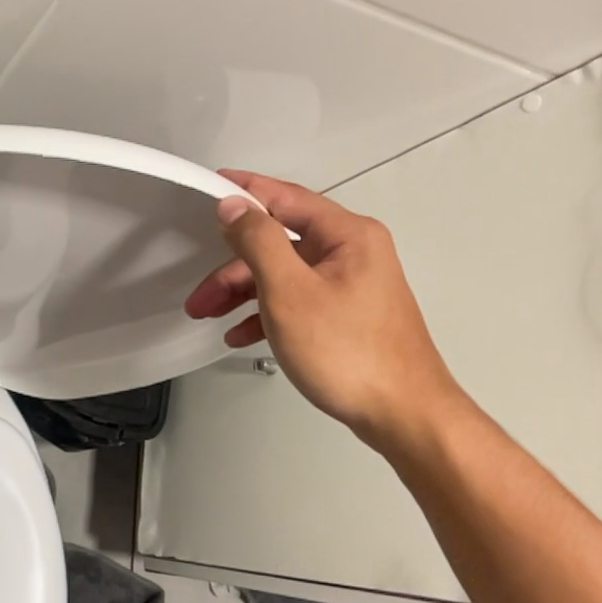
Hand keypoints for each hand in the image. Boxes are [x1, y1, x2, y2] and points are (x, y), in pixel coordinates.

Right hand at [183, 170, 465, 448]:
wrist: (402, 414)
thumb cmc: (348, 352)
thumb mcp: (289, 292)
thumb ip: (258, 242)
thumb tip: (234, 206)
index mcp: (346, 235)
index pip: (284, 197)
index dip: (244, 192)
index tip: (208, 187)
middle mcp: (352, 252)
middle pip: (278, 243)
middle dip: (233, 266)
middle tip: (199, 294)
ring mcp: (351, 285)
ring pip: (283, 274)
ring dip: (243, 292)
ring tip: (209, 316)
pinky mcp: (346, 314)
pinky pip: (296, 300)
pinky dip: (265, 313)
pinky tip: (241, 335)